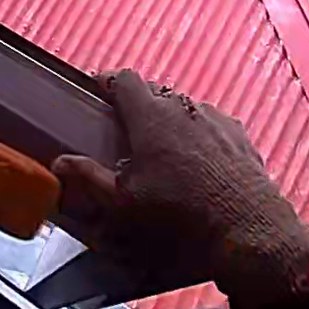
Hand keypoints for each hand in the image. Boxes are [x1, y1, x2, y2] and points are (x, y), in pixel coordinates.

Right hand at [52, 71, 308, 308]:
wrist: (248, 230)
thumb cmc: (180, 214)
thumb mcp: (124, 202)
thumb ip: (88, 178)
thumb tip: (59, 163)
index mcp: (150, 115)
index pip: (124, 78)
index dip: (109, 80)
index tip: (98, 89)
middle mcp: (182, 106)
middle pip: (153, 90)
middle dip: (138, 102)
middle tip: (128, 127)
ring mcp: (214, 117)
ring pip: (183, 106)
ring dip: (170, 117)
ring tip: (164, 145)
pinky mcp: (238, 134)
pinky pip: (210, 121)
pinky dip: (199, 131)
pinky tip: (200, 157)